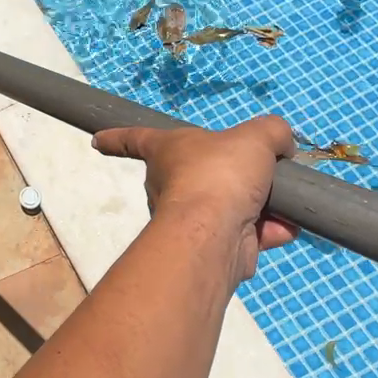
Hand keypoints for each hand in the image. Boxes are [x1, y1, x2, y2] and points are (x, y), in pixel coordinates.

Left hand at [92, 116, 297, 283]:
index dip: (116, 137)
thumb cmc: (220, 173)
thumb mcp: (255, 137)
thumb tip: (281, 146)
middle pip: (199, 175)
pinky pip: (244, 232)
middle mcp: (168, 181)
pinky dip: (267, 231)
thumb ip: (271, 132)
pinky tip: (282, 228)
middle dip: (232, 179)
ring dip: (260, 207)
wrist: (216, 232)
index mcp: (164, 149)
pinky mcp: (212, 245)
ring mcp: (189, 216)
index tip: (95, 140)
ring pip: (229, 206)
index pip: (133, 138)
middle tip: (259, 176)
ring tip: (277, 205)